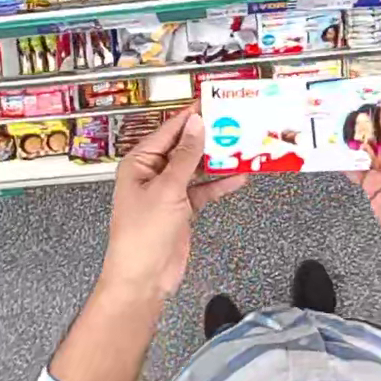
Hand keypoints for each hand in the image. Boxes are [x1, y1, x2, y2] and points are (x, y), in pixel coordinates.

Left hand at [102, 107, 246, 297]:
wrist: (144, 278)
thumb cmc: (142, 234)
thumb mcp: (166, 188)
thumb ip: (185, 156)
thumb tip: (196, 125)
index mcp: (139, 163)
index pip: (168, 131)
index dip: (190, 116)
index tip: (210, 101)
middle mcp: (152, 173)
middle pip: (184, 147)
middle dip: (208, 137)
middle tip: (233, 122)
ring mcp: (168, 191)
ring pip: (196, 168)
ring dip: (217, 160)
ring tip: (241, 145)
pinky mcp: (182, 209)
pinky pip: (203, 190)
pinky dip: (220, 184)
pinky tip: (239, 176)